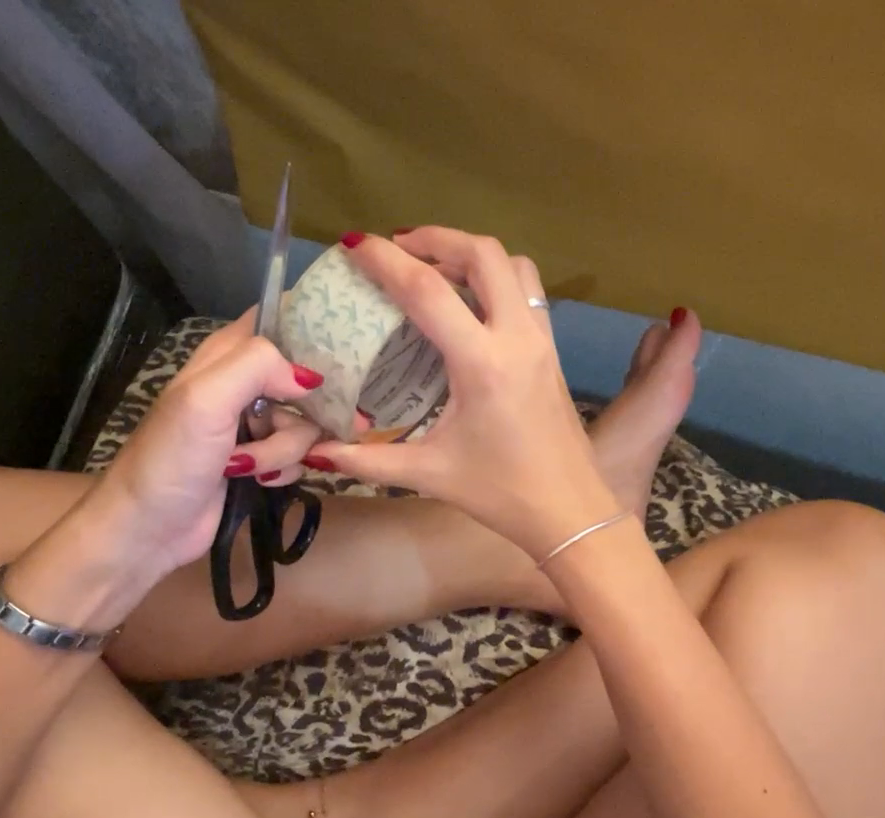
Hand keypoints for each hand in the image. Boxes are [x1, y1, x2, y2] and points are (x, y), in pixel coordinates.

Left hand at [89, 317, 325, 575]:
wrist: (148, 528)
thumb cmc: (169, 459)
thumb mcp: (205, 399)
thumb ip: (258, 367)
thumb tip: (311, 377)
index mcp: (228, 354)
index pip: (282, 319)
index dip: (315, 331)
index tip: (343, 357)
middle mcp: (246, 384)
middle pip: (307, 379)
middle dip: (311, 409)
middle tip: (322, 425)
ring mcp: (254, 426)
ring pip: (306, 424)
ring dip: (285, 449)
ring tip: (248, 467)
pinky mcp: (262, 462)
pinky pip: (298, 457)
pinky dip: (284, 470)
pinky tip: (261, 481)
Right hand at [307, 229, 620, 556]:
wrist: (570, 511)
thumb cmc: (500, 493)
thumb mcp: (428, 474)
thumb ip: (366, 461)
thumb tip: (314, 454)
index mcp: (481, 364)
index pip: (427, 291)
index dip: (386, 260)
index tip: (355, 244)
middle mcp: (516, 338)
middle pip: (483, 254)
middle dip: (437, 238)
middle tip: (400, 247)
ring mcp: (541, 341)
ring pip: (514, 266)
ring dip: (473, 254)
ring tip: (437, 268)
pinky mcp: (553, 351)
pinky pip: (528, 291)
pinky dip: (497, 278)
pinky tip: (471, 303)